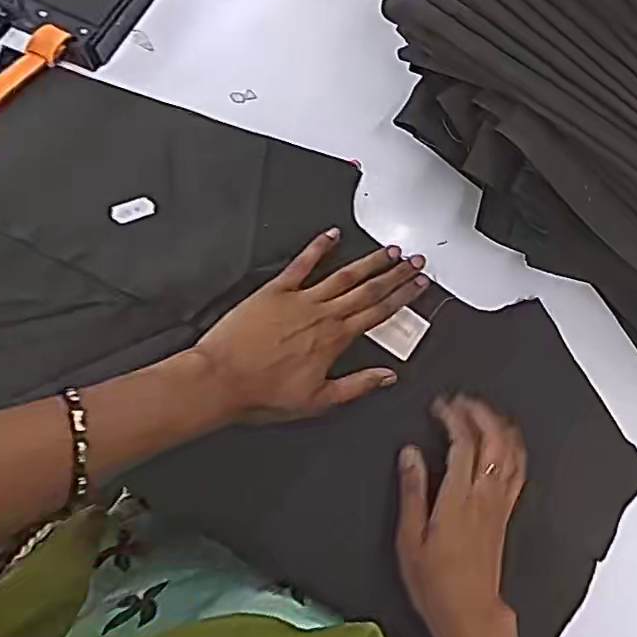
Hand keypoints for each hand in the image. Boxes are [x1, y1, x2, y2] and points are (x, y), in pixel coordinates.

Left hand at [190, 228, 426, 423]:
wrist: (219, 381)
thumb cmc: (262, 392)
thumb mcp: (318, 401)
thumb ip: (358, 385)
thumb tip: (386, 377)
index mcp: (335, 339)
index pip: (379, 311)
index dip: (403, 296)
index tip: (418, 284)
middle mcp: (323, 314)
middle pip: (369, 288)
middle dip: (396, 273)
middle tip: (415, 261)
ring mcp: (300, 298)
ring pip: (345, 274)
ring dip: (370, 260)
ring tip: (389, 250)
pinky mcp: (275, 290)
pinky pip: (302, 263)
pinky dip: (319, 247)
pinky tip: (332, 236)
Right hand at [395, 396, 525, 636]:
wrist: (470, 613)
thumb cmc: (437, 583)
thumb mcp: (409, 539)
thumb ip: (411, 490)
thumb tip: (410, 455)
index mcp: (459, 497)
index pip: (463, 442)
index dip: (453, 416)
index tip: (442, 406)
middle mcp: (484, 495)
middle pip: (492, 438)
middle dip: (479, 411)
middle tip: (462, 401)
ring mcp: (499, 502)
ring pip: (510, 450)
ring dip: (498, 424)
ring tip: (484, 411)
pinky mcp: (506, 512)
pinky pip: (518, 470)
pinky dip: (514, 447)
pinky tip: (508, 441)